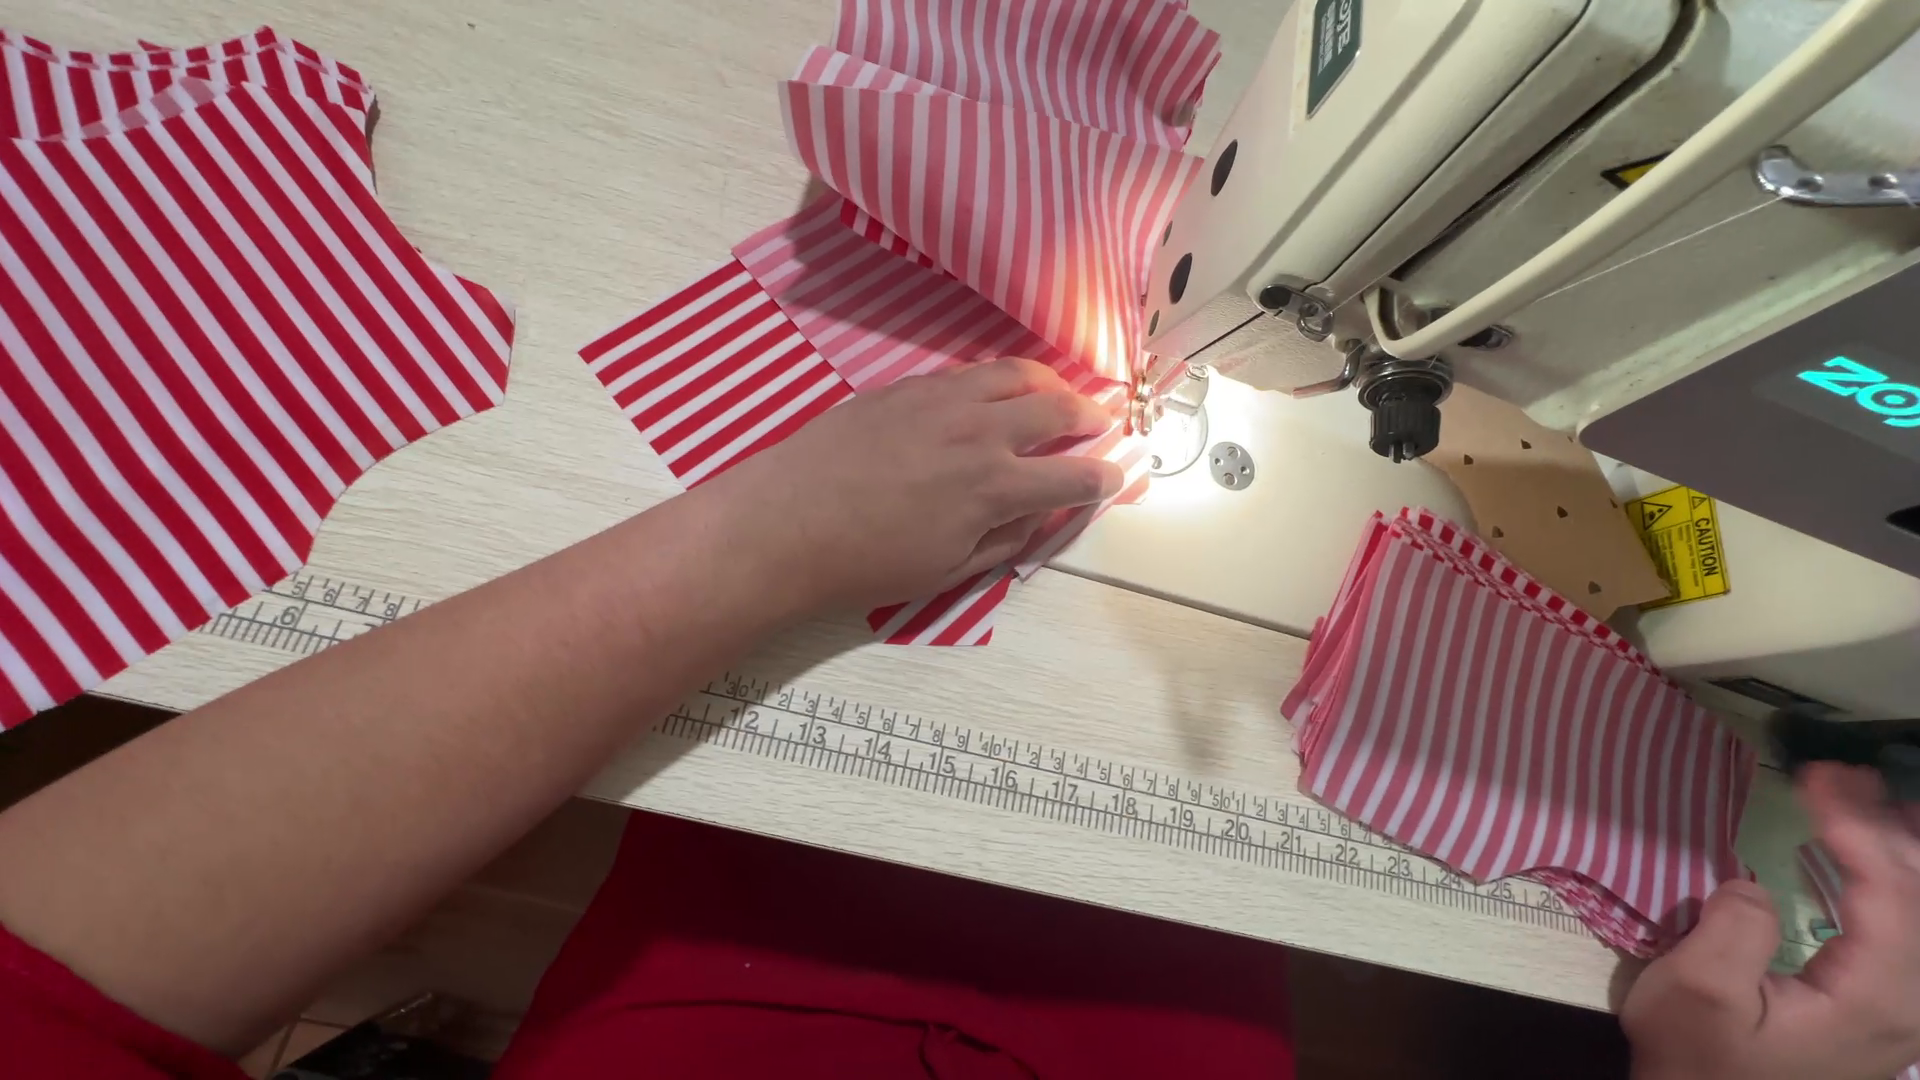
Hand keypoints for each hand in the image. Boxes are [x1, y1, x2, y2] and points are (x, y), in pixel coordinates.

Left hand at [695, 357, 1123, 613]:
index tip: (1117, 475)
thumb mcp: (948, 570)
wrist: (786, 523)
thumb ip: (1006, 539)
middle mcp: (978, 431)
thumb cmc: (867, 562)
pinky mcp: (905, 387)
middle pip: (1056, 410)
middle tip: (1102, 422)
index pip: (1072, 477)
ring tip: (1058, 394)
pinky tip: (993, 394)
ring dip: (1049, 384)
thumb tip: (1039, 514)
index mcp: (994, 486)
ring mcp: (940, 400)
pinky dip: (997, 381)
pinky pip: (967, 373)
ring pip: (1014, 374)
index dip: (1104, 477)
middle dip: (1091, 416)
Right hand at [1622, 763, 1919, 1079]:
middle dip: (1887, 833)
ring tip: (1868, 801)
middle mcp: (1904, 1005)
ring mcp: (1893, 1009)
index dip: (1859, 836)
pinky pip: (1898, 934)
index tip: (1815, 783)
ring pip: (1916, 919)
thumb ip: (1733, 928)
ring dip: (1893, 855)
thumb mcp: (1695, 988)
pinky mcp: (1871, 1008)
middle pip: (1918, 906)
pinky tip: (1852, 863)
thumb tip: (1753, 881)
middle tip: (1844, 774)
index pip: (1889, 902)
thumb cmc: (1696, 1051)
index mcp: (1870, 999)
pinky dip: (1881, 886)